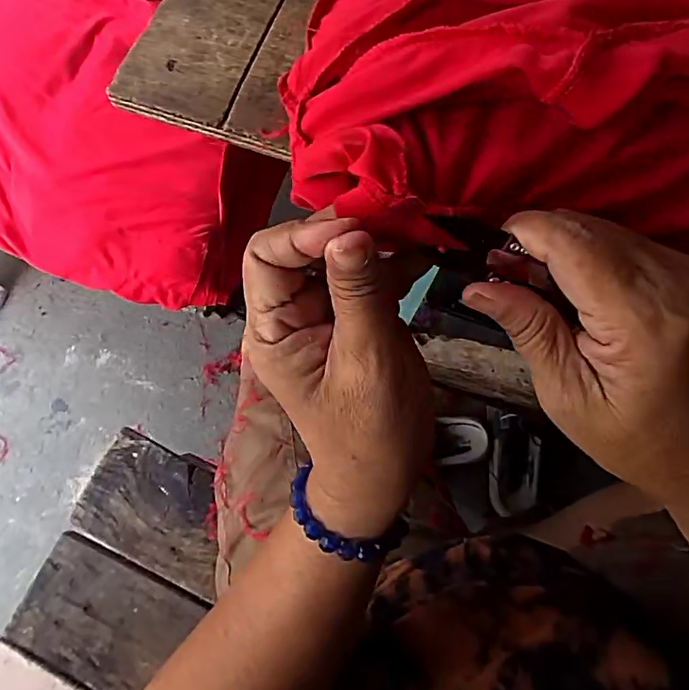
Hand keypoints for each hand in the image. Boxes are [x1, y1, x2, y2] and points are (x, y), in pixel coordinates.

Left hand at [241, 215, 433, 536]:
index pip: (266, 256)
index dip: (303, 234)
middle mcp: (291, 310)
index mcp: (272, 327)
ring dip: (375, 236)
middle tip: (392, 215)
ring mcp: (324, 309)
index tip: (354, 226)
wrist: (386, 473)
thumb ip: (357, 294)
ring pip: (339, 253)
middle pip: (303, 247)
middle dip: (344, 227)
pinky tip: (422, 249)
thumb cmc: (367, 432)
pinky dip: (394, 258)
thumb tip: (352, 231)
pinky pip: (368, 272)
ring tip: (412, 226)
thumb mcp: (364, 362)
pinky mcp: (356, 311)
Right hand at [460, 210, 688, 518]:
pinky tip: (579, 290)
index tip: (491, 260)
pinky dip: (587, 252)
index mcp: (640, 320)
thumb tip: (478, 288)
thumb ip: (528, 329)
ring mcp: (687, 270)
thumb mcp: (566, 395)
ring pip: (599, 226)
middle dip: (535, 241)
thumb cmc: (635, 439)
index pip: (570, 242)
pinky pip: (620, 239)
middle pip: (582, 227)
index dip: (523, 235)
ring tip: (544, 290)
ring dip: (560, 246)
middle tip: (509, 280)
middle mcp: (671, 281)